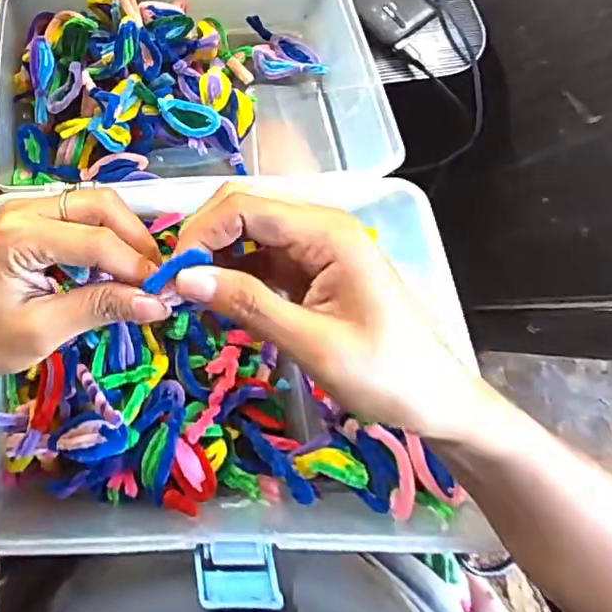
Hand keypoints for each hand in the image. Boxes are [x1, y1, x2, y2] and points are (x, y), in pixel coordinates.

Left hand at [0, 188, 167, 380]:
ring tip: (141, 275)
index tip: (162, 292)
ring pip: (96, 205)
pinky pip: (85, 216)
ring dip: (125, 236)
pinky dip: (110, 237)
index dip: (133, 265)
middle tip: (156, 278)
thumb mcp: (44, 331)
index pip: (92, 240)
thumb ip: (99, 308)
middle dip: (134, 239)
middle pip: (99, 205)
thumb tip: (155, 304)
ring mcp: (30, 210)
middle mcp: (24, 210)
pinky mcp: (38, 218)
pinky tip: (119, 268)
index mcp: (18, 236)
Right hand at [169, 185, 508, 443]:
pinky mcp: (306, 269)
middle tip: (173, 283)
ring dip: (212, 257)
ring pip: (244, 233)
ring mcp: (311, 247)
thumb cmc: (388, 376)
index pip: (244, 206)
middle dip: (201, 240)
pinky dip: (230, 274)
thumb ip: (248, 304)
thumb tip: (183, 279)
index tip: (171, 274)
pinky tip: (214, 299)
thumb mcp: (315, 345)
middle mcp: (316, 226)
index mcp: (326, 231)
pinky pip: (256, 258)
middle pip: (241, 210)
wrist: (439, 404)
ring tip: (187, 294)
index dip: (200, 232)